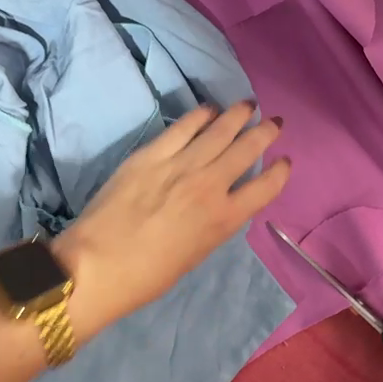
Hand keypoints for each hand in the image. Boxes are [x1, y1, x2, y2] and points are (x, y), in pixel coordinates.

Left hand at [55, 103, 289, 338]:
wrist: (98, 265)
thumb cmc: (148, 276)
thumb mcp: (196, 254)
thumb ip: (214, 224)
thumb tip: (220, 203)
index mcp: (223, 219)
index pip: (265, 188)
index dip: (279, 172)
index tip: (284, 161)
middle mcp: (209, 186)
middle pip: (246, 150)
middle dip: (265, 133)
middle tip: (274, 123)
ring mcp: (179, 165)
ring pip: (218, 131)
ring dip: (238, 115)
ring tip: (249, 105)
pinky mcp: (151, 154)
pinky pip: (183, 127)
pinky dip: (200, 115)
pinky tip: (209, 109)